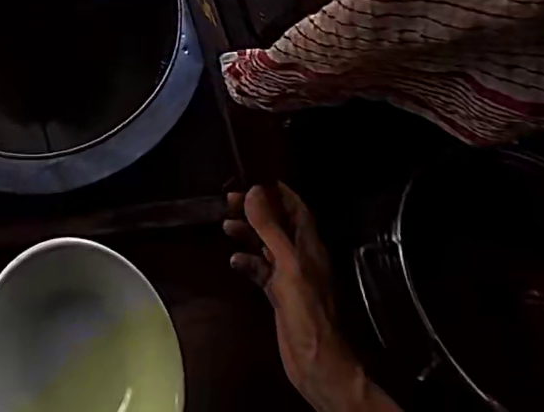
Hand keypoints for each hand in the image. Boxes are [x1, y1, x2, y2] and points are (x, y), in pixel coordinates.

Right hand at [226, 184, 390, 411]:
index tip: (254, 178)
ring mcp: (290, 276)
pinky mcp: (279, 295)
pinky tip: (234, 261)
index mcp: (309, 246)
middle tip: (230, 200)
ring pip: (266, 245)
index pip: (296, 208)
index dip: (278, 191)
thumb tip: (254, 191)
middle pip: (278, 223)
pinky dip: (246, 261)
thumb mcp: (288, 265)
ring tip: (226, 225)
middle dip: (256, 209)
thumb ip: (270, 228)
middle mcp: (300, 257)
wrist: (317, 364)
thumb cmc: (308, 312)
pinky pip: (259, 270)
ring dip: (248, 232)